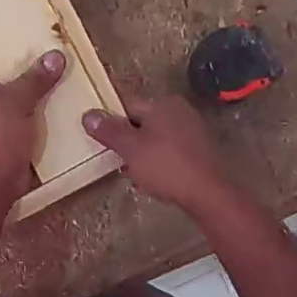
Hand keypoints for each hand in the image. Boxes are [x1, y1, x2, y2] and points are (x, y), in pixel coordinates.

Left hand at [0, 49, 65, 196]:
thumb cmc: (1, 134)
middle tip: (54, 87)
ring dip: (32, 115)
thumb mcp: (21, 99)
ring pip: (15, 115)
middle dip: (28, 94)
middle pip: (7, 94)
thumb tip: (56, 55)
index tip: (41, 70)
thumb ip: (37, 79)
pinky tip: (50, 131)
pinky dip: (33, 133)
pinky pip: (20, 134)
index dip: (18, 70)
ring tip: (57, 108)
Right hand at [82, 96, 241, 215]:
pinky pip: (172, 153)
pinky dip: (161, 163)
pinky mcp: (201, 153)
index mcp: (164, 103)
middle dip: (129, 141)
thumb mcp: (131, 149)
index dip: (112, 123)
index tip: (102, 143)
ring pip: (158, 139)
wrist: (208, 193)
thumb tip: (88, 114)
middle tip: (116, 161)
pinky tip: (154, 180)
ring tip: (133, 173)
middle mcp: (182, 112)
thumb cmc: (166, 166)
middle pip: (144, 123)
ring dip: (144, 154)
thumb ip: (109, 131)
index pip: (129, 106)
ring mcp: (194, 132)